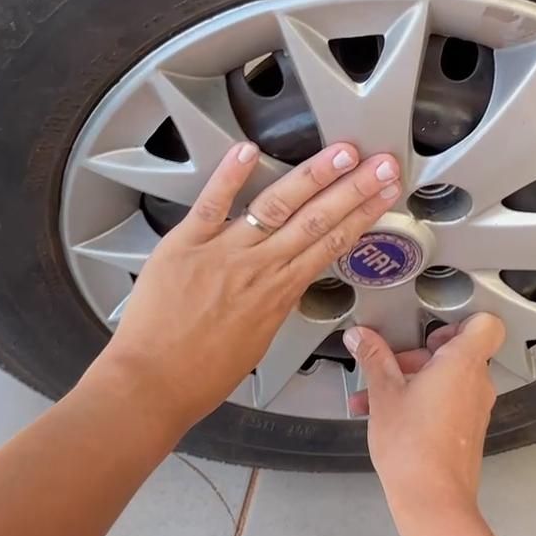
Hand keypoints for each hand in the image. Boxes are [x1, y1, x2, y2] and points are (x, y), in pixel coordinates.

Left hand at [89, 140, 401, 433]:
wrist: (150, 385)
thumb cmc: (198, 373)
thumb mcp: (257, 339)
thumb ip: (274, 300)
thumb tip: (285, 280)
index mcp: (279, 291)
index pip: (333, 243)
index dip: (363, 214)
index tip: (385, 194)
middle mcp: (259, 267)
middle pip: (317, 219)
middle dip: (355, 187)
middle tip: (382, 163)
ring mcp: (224, 251)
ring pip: (278, 206)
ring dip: (314, 176)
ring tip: (342, 153)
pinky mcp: (186, 244)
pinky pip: (213, 203)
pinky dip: (230, 175)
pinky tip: (249, 149)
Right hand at [345, 313, 505, 518]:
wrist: (432, 502)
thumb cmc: (413, 448)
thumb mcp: (383, 393)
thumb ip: (373, 357)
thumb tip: (359, 336)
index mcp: (463, 363)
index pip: (484, 323)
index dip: (458, 319)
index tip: (429, 328)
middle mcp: (477, 382)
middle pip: (454, 350)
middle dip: (417, 355)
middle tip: (389, 367)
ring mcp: (475, 408)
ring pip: (445, 377)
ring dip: (412, 380)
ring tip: (375, 395)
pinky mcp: (468, 429)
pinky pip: (446, 401)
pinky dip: (421, 400)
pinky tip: (387, 415)